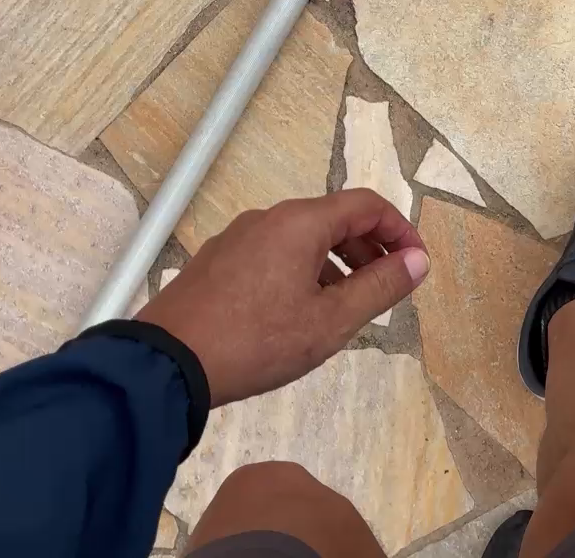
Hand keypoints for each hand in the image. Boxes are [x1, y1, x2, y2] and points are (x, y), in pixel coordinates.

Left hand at [136, 189, 429, 405]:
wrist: (155, 370)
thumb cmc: (256, 341)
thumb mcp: (332, 321)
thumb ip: (381, 286)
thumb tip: (419, 261)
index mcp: (302, 222)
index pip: (368, 205)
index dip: (400, 230)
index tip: (414, 263)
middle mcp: (271, 218)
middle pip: (336, 218)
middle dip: (370, 247)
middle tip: (386, 284)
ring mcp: (237, 239)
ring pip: (304, 237)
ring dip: (337, 261)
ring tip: (346, 303)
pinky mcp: (214, 263)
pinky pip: (275, 252)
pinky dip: (303, 269)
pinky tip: (298, 310)